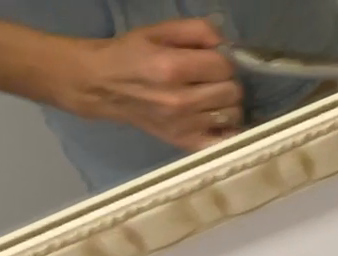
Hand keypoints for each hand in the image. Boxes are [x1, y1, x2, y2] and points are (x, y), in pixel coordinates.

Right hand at [60, 19, 243, 151]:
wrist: (104, 86)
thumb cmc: (132, 54)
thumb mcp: (158, 31)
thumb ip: (196, 30)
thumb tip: (226, 43)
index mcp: (171, 67)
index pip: (224, 66)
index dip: (224, 60)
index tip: (213, 60)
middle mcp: (180, 100)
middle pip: (233, 92)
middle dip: (227, 81)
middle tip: (213, 79)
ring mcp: (185, 125)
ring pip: (233, 115)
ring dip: (228, 105)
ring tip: (213, 98)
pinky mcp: (186, 143)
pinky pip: (225, 142)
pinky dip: (228, 131)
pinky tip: (218, 120)